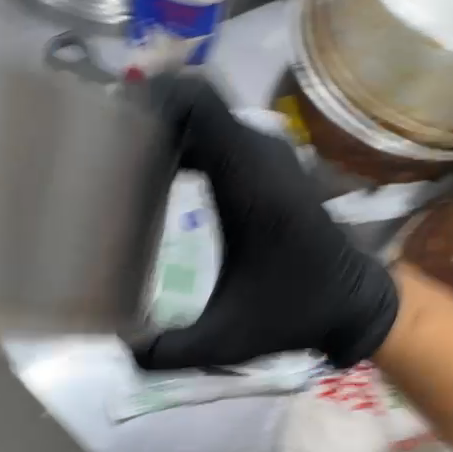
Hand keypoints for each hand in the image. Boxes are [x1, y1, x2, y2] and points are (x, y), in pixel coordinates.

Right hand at [134, 77, 397, 369]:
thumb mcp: (226, 342)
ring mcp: (267, 152)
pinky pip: (218, 131)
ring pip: (204, 114)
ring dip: (163, 125)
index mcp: (247, 183)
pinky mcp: (269, 161)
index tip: (107, 125)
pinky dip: (184, 139)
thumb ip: (169, 352)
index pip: (195, 104)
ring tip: (119, 156)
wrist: (353, 302)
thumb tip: (118, 349)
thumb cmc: (293, 315)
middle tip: (99, 147)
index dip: (149, 100)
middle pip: (191, 101)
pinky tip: (156, 172)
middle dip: (144, 112)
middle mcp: (258, 154)